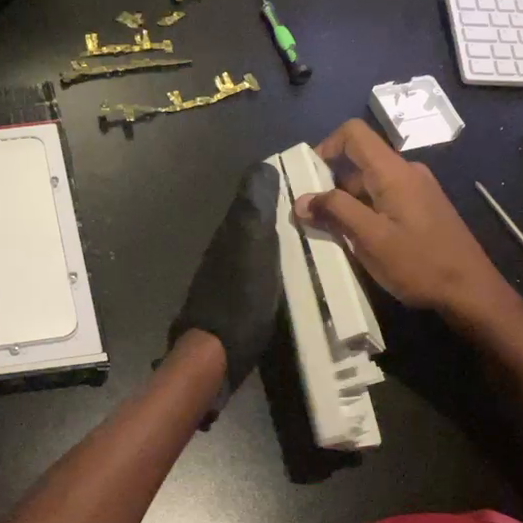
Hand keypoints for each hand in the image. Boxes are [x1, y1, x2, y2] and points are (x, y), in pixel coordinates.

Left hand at [169, 161, 282, 411]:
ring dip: (270, 242)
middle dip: (273, 214)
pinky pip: (251, 275)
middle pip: (249, 225)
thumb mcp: (253, 250)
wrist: (214, 354)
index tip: (301, 180)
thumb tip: (262, 167)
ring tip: (301, 240)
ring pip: (249, 250)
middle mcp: (222, 253)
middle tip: (307, 211)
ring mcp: (222, 280)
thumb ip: (255, 212)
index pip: (250, 200)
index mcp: (229, 235)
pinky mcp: (228, 304)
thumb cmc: (239, 300)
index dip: (272, 188)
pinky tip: (281, 273)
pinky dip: (267, 268)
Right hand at [296, 119, 513, 319]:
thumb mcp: (371, 239)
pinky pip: (384, 200)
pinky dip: (364, 213)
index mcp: (393, 172)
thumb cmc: (419, 263)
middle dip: (330, 185)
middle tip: (311, 218)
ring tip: (331, 235)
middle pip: (359, 162)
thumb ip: (336, 213)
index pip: (354, 134)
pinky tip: (358, 242)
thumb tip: (301, 199)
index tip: (308, 179)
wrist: (469, 290)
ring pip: (370, 185)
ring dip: (346, 204)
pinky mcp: (422, 209)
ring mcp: (417, 191)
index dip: (325, 147)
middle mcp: (407, 173)